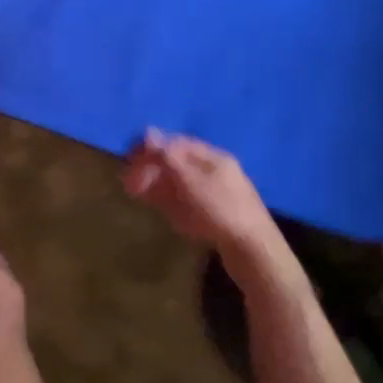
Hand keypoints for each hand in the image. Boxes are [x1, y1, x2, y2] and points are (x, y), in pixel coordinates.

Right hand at [124, 130, 282, 259]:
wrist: (254, 252)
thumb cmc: (223, 210)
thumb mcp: (192, 181)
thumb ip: (168, 157)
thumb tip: (147, 130)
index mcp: (213, 158)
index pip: (175, 144)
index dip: (150, 149)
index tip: (129, 159)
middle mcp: (212, 171)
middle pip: (174, 162)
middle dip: (150, 169)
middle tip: (128, 181)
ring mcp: (212, 193)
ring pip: (175, 181)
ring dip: (154, 184)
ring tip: (135, 193)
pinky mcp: (210, 213)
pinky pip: (181, 198)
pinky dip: (164, 198)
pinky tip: (152, 204)